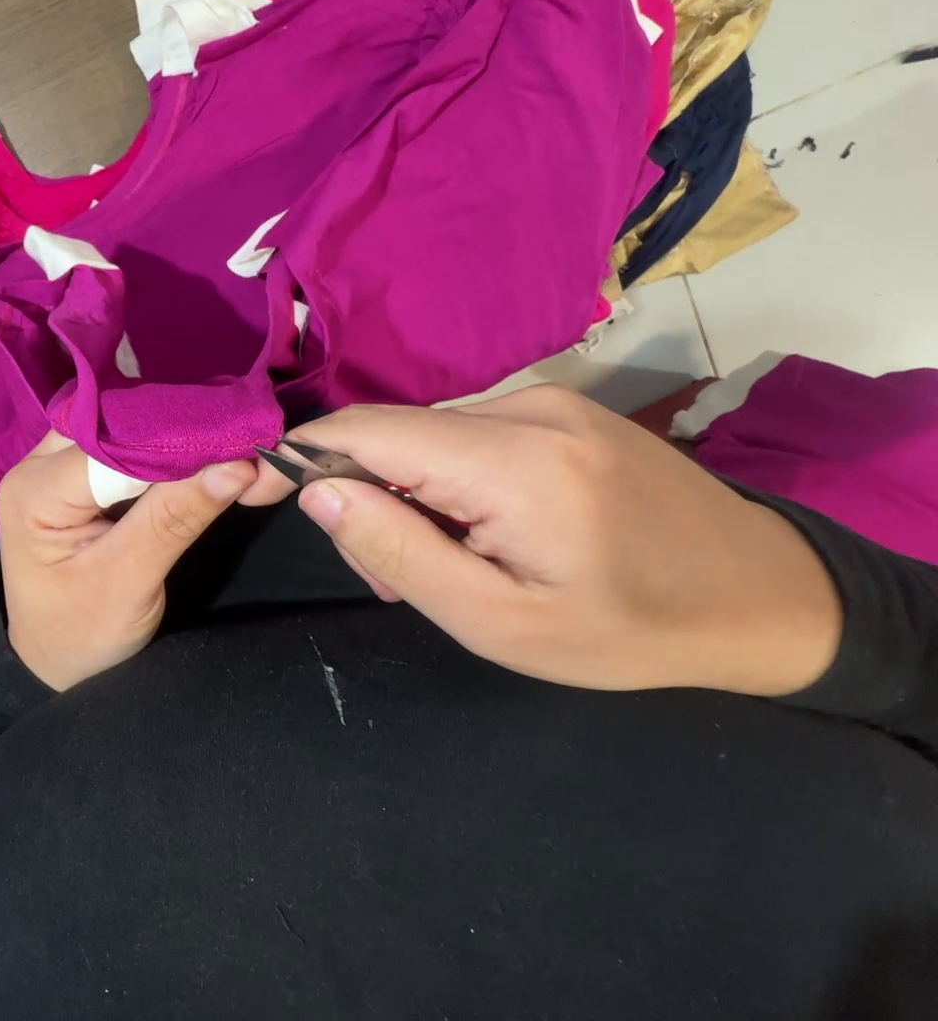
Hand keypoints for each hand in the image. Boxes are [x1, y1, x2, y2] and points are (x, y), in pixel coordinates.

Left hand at [0, 435, 256, 691]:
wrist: (53, 661)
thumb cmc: (80, 634)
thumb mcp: (128, 583)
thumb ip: (175, 519)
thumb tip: (238, 463)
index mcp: (34, 491)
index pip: (114, 443)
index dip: (178, 438)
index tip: (242, 438)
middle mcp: (36, 465)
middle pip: (115, 426)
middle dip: (179, 430)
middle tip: (245, 434)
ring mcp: (52, 466)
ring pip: (122, 429)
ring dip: (175, 437)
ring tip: (232, 440)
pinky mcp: (73, 476)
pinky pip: (122, 447)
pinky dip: (163, 451)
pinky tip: (202, 454)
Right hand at [240, 385, 841, 696]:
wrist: (767, 600)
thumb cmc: (625, 629)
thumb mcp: (495, 620)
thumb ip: (396, 550)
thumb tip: (315, 489)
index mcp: (512, 462)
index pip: (363, 430)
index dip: (300, 456)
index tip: (262, 494)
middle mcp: (526, 408)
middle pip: (389, 436)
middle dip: (362, 496)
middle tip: (391, 576)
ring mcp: (548, 400)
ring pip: (423, 436)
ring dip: (405, 493)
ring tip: (445, 561)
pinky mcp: (560, 407)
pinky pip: (465, 434)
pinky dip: (445, 480)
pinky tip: (479, 528)